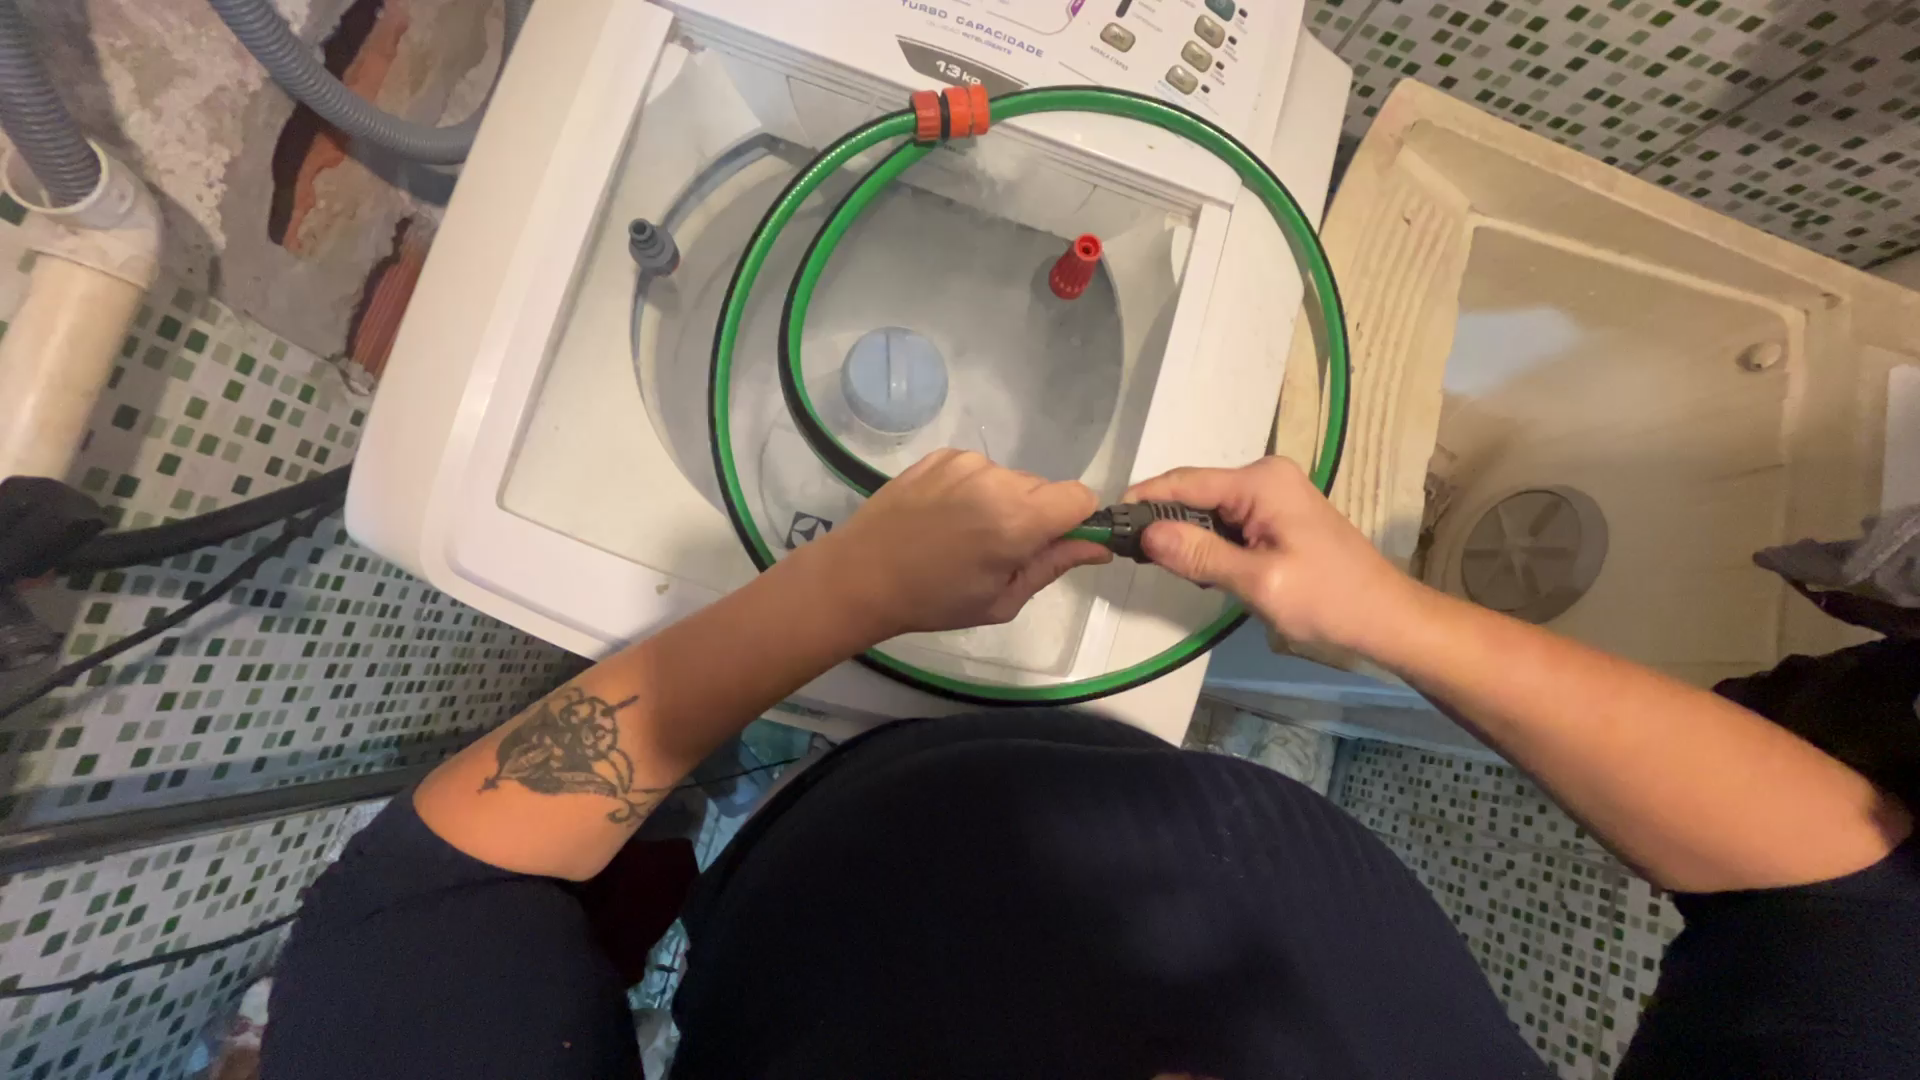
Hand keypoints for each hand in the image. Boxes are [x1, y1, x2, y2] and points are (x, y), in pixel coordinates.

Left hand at [813, 450, 1111, 638]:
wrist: (861, 575)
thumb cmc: (935, 600)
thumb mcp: (1003, 599)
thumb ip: (1054, 566)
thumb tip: (1098, 547)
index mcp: (1016, 520)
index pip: (1080, 497)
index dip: (1077, 520)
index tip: (1055, 543)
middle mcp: (995, 480)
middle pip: (1046, 488)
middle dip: (1037, 516)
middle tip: (999, 550)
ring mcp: (964, 462)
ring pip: (1012, 479)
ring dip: (1004, 502)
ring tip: (965, 533)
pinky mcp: (940, 455)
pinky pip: (980, 469)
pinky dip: (975, 489)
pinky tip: (946, 515)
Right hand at [1125, 456, 1414, 651]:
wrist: (1387, 619)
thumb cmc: (1328, 600)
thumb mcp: (1257, 581)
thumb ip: (1199, 554)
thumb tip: (1145, 533)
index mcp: (1261, 481)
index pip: (1184, 481)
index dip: (1143, 500)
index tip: (1109, 525)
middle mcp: (1264, 476)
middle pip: (1193, 492)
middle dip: (1164, 522)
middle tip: (1139, 559)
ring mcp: (1272, 493)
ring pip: (1206, 508)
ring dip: (1186, 536)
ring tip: (1174, 569)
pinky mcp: (1275, 514)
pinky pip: (1224, 519)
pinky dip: (1208, 542)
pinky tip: (1205, 569)